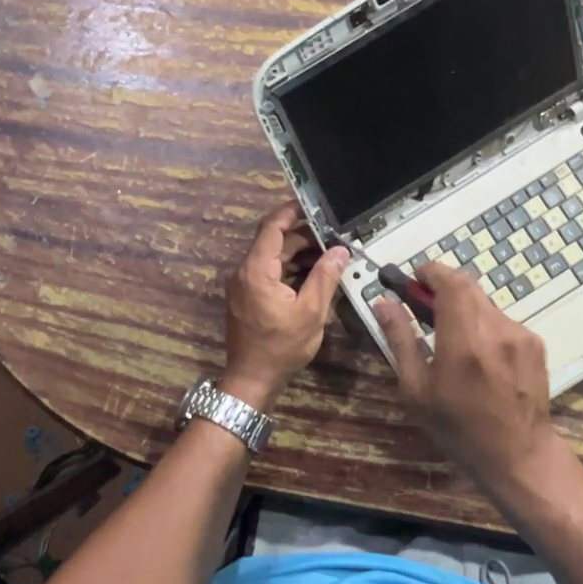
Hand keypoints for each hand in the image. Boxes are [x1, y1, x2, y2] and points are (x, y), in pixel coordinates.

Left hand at [220, 202, 349, 409]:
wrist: (251, 379)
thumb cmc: (281, 347)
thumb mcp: (311, 312)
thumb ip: (325, 276)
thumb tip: (340, 250)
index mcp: (256, 270)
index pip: (272, 227)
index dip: (291, 211)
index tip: (312, 204)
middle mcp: (244, 271)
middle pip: (272, 241)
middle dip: (302, 234)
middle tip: (332, 234)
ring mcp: (242, 284)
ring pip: (270, 257)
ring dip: (297, 253)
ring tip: (328, 252)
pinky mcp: (245, 296)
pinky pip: (267, 272)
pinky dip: (288, 268)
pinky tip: (311, 273)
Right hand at [374, 263, 561, 480]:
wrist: (517, 454)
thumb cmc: (457, 428)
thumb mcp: (417, 390)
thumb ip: (401, 341)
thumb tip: (384, 304)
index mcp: (463, 341)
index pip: (450, 283)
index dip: (432, 271)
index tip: (416, 277)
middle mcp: (495, 329)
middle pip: (469, 286)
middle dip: (445, 286)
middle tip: (426, 303)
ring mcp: (520, 335)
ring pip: (486, 304)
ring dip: (465, 309)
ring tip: (453, 337)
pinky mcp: (535, 344)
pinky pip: (503, 321)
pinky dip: (485, 326)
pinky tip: (480, 356)